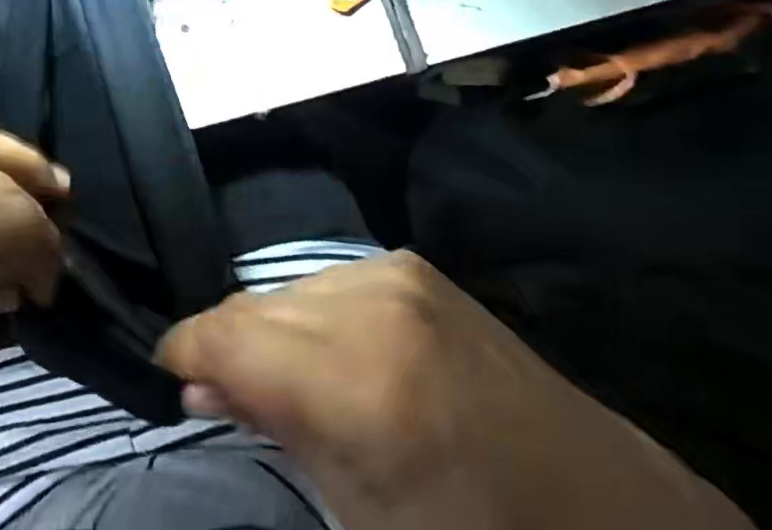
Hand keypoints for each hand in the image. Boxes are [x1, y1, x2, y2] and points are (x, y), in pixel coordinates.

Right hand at [156, 252, 751, 529]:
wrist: (600, 505)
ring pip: (283, 288)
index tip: (171, 375)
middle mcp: (372, 302)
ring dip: (268, 332)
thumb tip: (200, 381)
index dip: (184, 351)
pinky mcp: (414, 265)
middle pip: (250, 305)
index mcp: (359, 380)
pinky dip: (308, 315)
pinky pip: (325, 280)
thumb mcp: (358, 513)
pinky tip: (331, 354)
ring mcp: (397, 273)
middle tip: (228, 397)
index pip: (227, 334)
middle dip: (226, 348)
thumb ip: (271, 428)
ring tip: (288, 384)